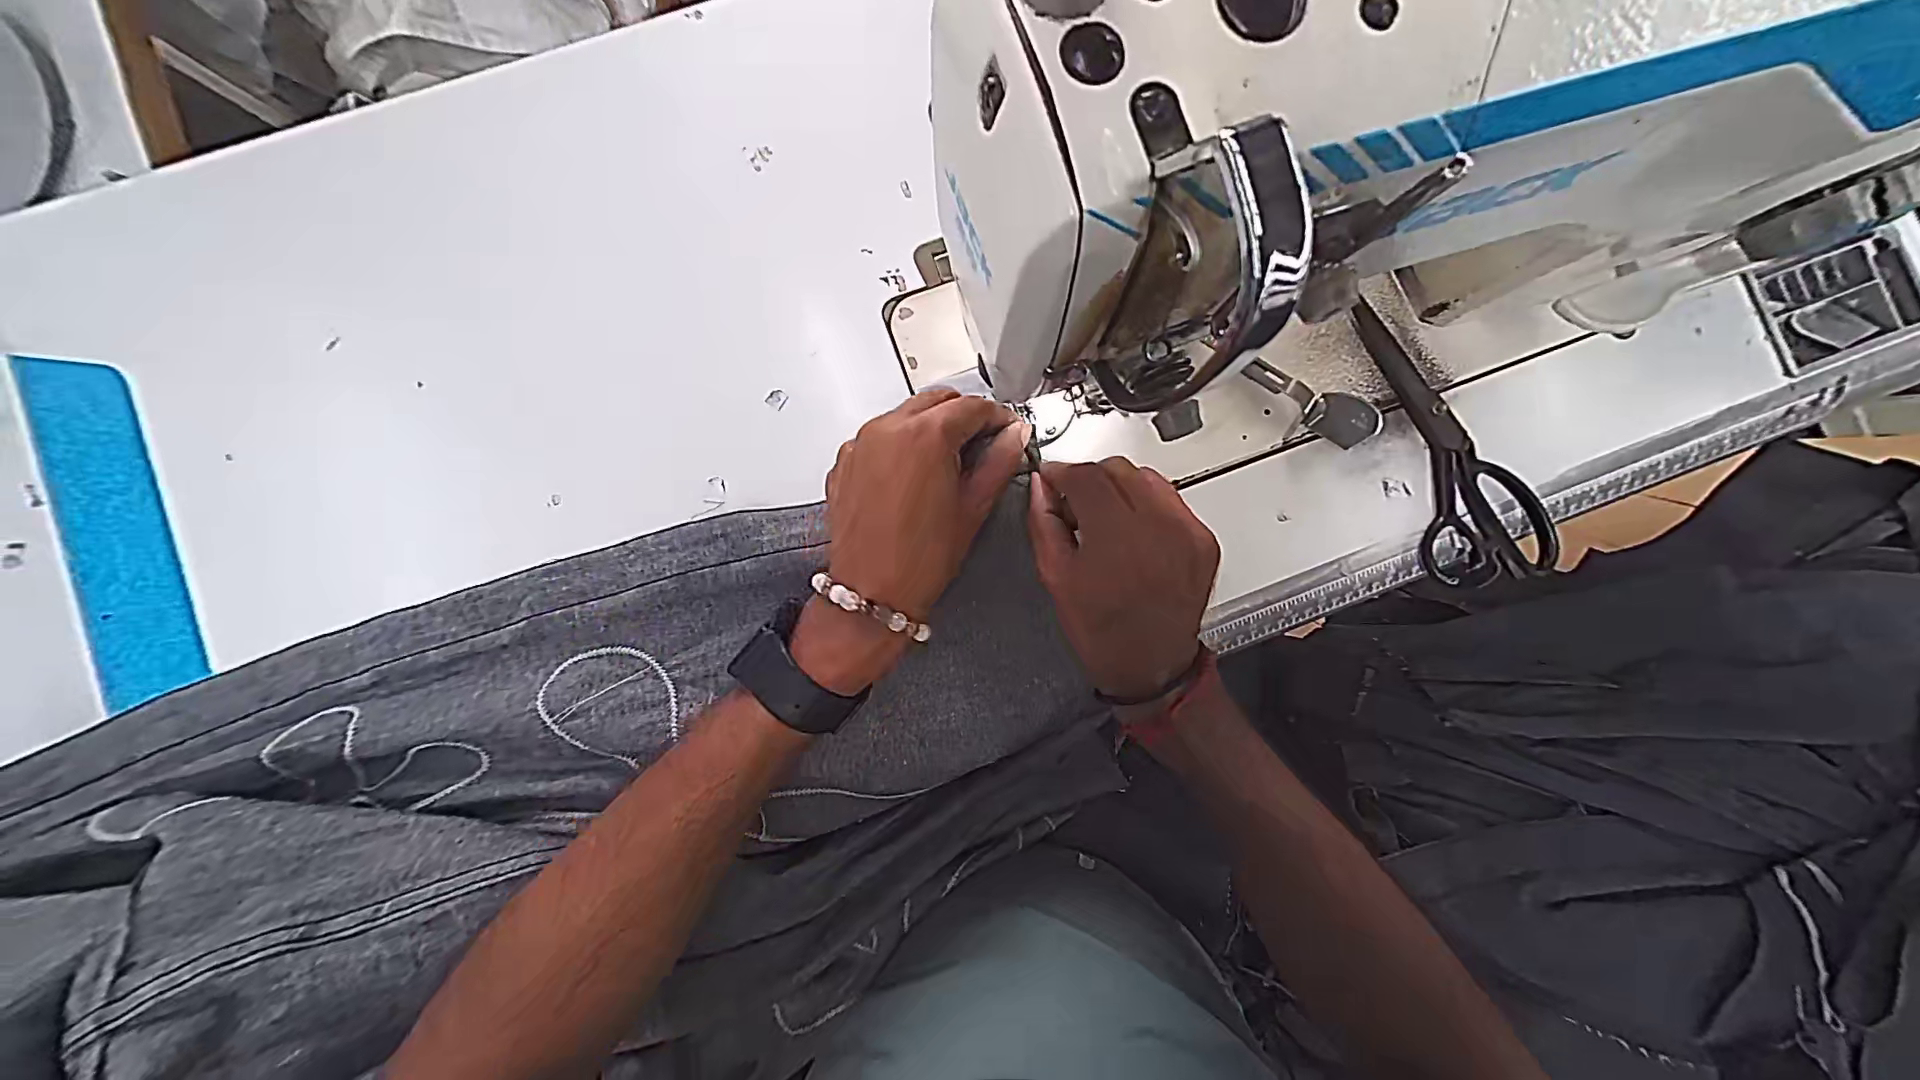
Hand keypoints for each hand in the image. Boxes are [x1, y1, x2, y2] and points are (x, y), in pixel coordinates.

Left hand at [792, 388, 1029, 693]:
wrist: (872, 592)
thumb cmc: (917, 561)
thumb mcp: (972, 508)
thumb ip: (999, 462)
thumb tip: (1012, 438)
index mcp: (926, 436)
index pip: (973, 406)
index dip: (998, 416)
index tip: (1006, 429)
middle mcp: (888, 430)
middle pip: (937, 401)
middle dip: (964, 416)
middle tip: (982, 442)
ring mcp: (862, 444)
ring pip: (906, 415)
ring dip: (931, 428)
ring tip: (948, 463)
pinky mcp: (846, 462)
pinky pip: (880, 437)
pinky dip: (901, 445)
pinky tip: (914, 476)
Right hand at [1028, 457, 1219, 699]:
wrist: (1150, 664)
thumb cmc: (1104, 632)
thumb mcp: (1056, 578)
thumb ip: (1044, 524)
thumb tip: (1041, 488)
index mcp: (1116, 539)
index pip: (1086, 476)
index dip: (1062, 472)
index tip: (1052, 478)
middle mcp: (1157, 529)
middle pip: (1117, 469)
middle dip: (1090, 479)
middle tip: (1076, 504)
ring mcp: (1186, 532)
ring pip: (1146, 477)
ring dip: (1120, 488)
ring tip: (1107, 520)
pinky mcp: (1203, 539)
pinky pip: (1170, 499)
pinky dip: (1148, 505)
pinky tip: (1134, 532)